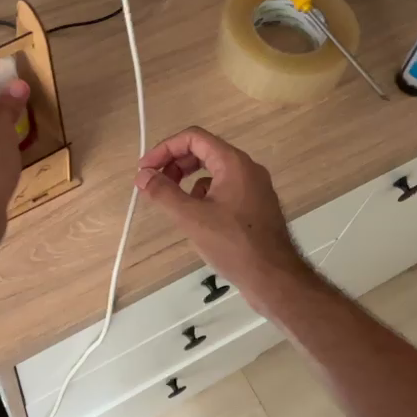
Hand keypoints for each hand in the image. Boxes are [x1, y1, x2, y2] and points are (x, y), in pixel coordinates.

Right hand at [135, 128, 310, 295]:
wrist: (274, 278)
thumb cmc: (233, 244)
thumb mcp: (192, 218)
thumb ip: (164, 193)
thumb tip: (142, 176)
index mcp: (233, 163)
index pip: (193, 138)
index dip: (165, 149)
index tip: (145, 170)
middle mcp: (246, 168)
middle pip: (204, 150)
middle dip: (175, 163)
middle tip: (154, 184)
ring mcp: (253, 186)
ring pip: (213, 170)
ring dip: (188, 179)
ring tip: (174, 203)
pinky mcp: (255, 205)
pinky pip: (224, 188)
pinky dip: (205, 195)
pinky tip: (198, 218)